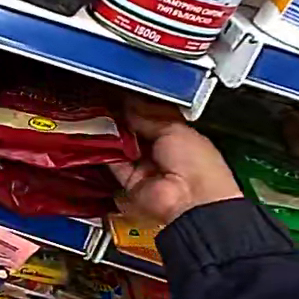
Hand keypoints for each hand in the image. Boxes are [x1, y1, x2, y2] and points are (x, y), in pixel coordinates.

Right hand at [109, 97, 241, 225]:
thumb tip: (130, 107)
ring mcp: (146, 169)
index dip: (138, 108)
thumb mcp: (173, 128)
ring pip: (122, 147)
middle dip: (122, 120)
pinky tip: (99, 137)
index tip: (122, 98)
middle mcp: (162, 154)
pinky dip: (106, 152)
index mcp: (180, 138)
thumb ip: (148, 118)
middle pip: (135, 133)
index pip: (153, 119)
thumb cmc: (198, 164)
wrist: (191, 199)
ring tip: (100, 118)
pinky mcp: (132, 182)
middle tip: (108, 106)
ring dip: (112, 134)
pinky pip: (114, 164)